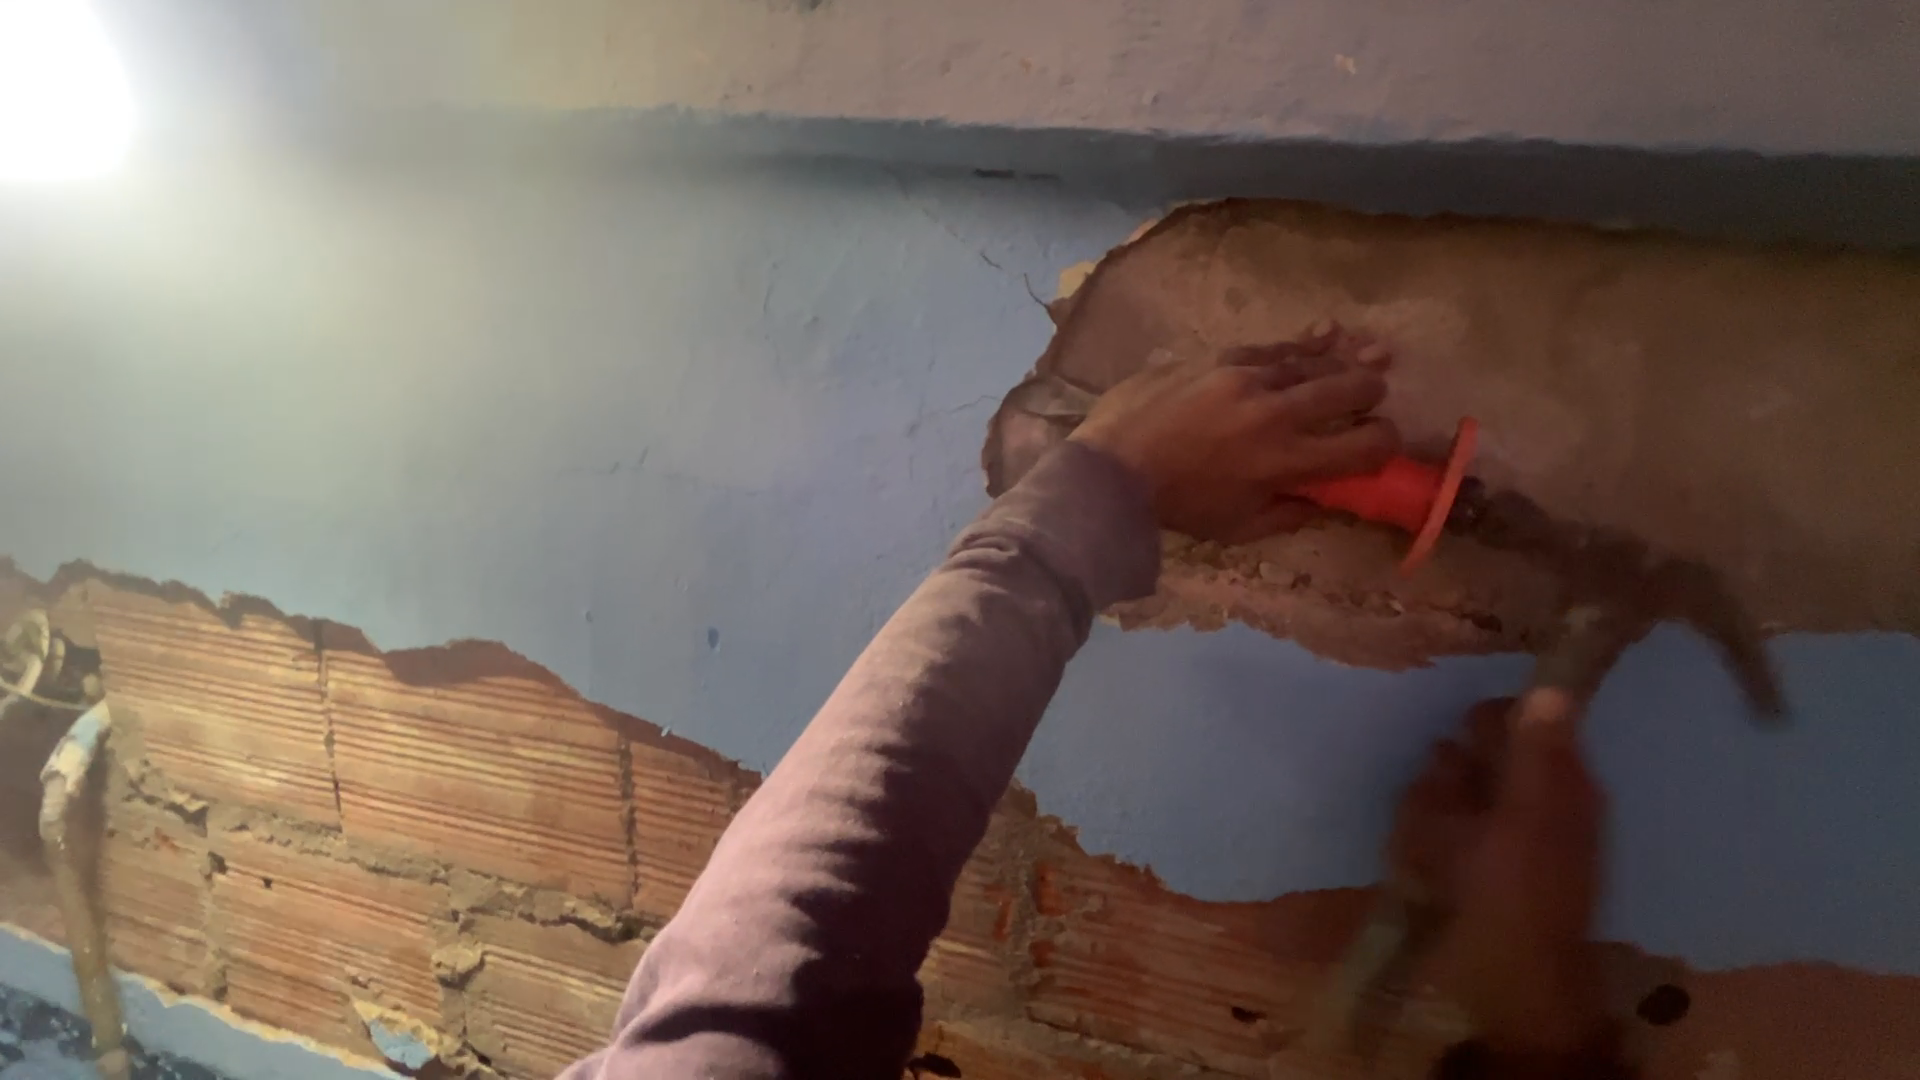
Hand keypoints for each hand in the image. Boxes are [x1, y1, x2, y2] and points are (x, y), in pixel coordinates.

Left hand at [1068, 323, 1398, 542]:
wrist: (1113, 467)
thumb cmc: (1176, 506)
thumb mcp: (1236, 527)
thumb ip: (1288, 514)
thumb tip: (1323, 501)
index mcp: (1287, 460)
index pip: (1365, 446)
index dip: (1385, 444)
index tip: (1380, 445)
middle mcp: (1278, 412)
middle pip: (1350, 389)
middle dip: (1370, 393)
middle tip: (1372, 396)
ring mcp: (1247, 377)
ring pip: (1313, 360)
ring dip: (1342, 361)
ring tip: (1362, 357)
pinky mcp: (1219, 356)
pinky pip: (1273, 345)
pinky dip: (1302, 342)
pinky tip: (1325, 333)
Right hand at [1394, 694, 1608, 1055]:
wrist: (1500, 975)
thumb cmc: (1517, 892)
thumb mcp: (1530, 817)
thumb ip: (1535, 754)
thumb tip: (1551, 686)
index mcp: (1557, 784)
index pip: (1518, 719)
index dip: (1487, 716)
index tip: (1458, 726)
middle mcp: (1525, 794)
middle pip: (1472, 748)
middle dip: (1449, 767)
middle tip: (1445, 798)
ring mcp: (1487, 822)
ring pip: (1444, 780)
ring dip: (1430, 800)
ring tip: (1436, 836)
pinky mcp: (1456, 846)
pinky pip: (1428, 814)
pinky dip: (1420, 825)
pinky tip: (1424, 851)